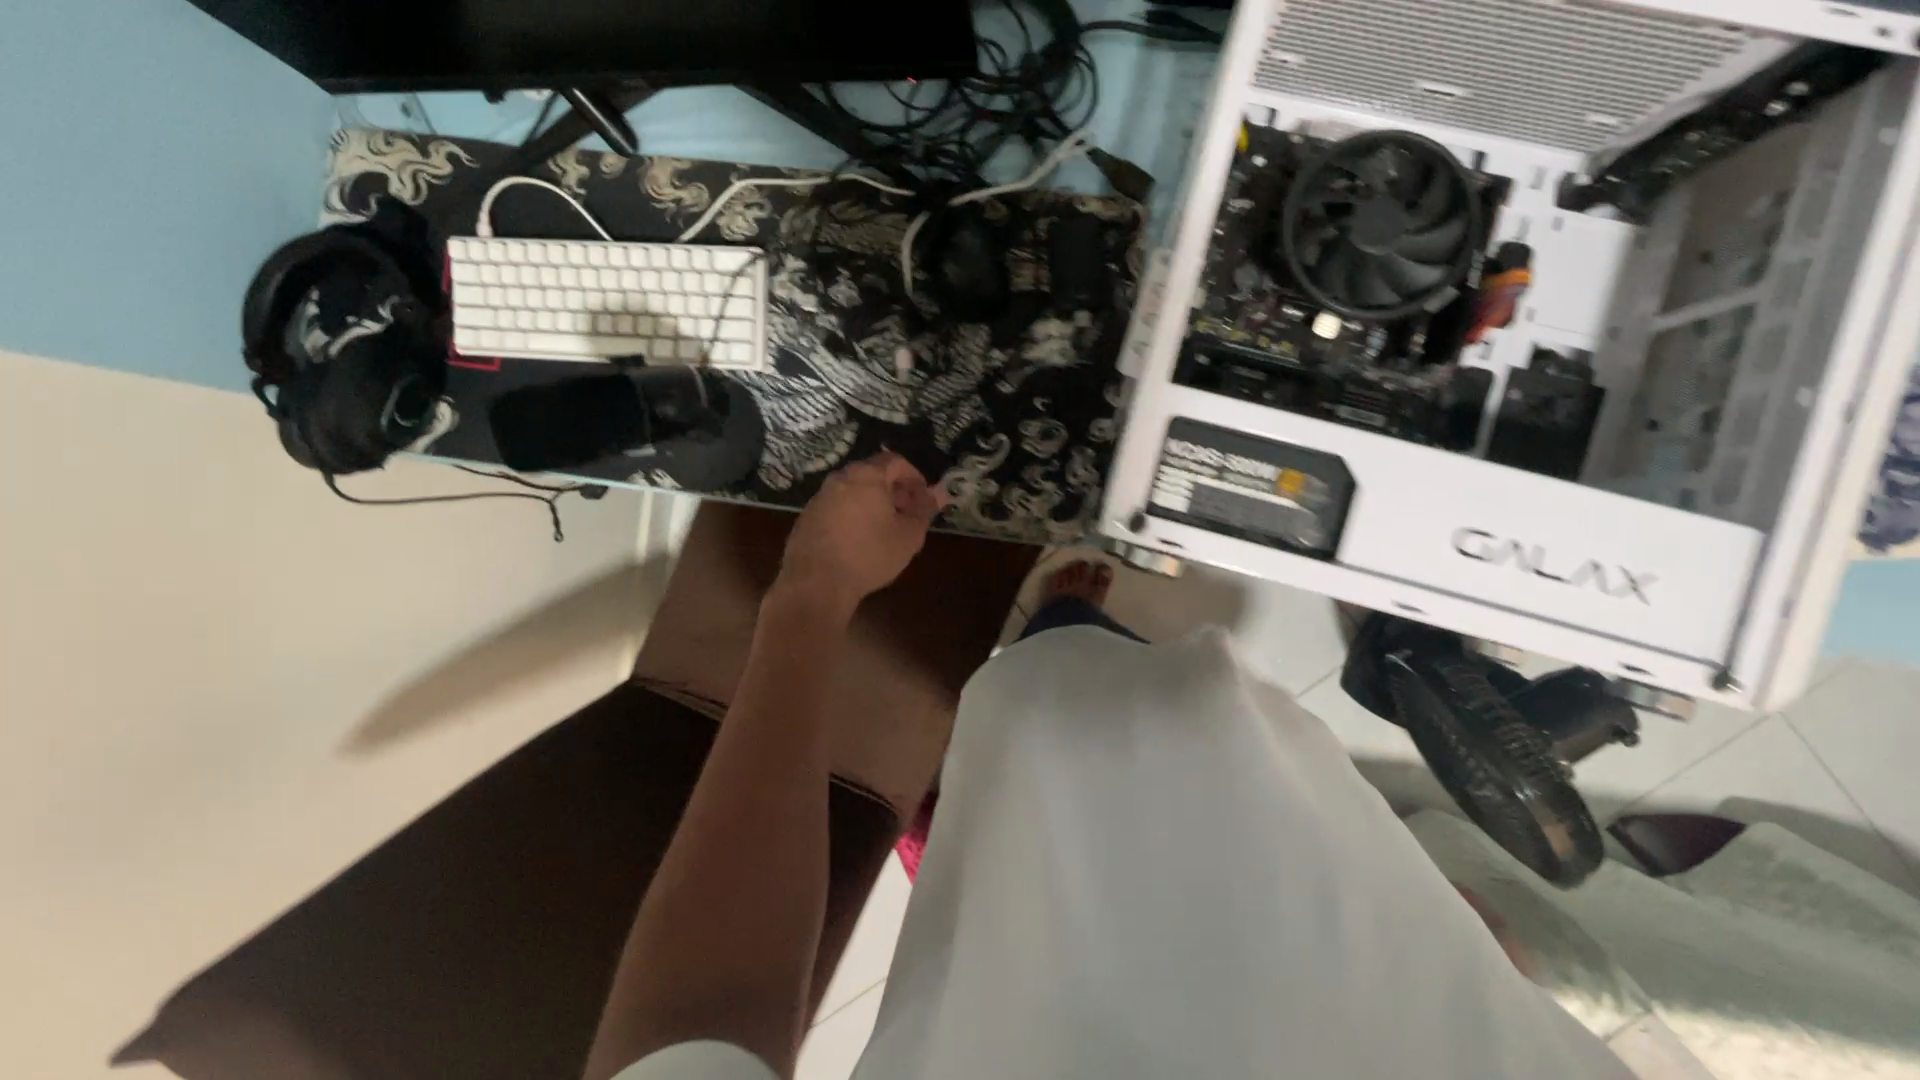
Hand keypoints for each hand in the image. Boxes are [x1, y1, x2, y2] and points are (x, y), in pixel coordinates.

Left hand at [776, 451, 946, 616]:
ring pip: (853, 490)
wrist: (816, 583)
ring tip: (885, 528)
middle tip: (906, 513)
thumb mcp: (909, 535)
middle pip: (872, 473)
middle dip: (894, 489)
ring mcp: (819, 497)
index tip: (924, 498)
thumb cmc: (869, 555)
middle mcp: (840, 478)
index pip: (896, 461)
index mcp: (866, 475)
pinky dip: (853, 514)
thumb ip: (924, 510)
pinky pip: (837, 507)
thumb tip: (936, 494)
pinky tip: (859, 540)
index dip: (914, 477)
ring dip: (873, 502)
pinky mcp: (807, 517)